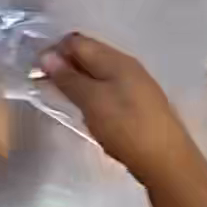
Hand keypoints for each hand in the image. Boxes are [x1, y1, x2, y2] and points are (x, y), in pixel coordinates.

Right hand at [38, 33, 199, 185]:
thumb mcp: (91, 101)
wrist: (170, 165)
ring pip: (97, 72)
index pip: (76, 41)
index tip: (37, 70)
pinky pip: (107, 87)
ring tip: (62, 97)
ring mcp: (135, 84)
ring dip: (77, 79)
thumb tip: (46, 55)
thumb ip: (68, 77)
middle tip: (45, 83)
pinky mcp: (139, 103)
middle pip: (87, 54)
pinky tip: (85, 108)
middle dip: (64, 64)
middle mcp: (126, 65)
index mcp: (115, 59)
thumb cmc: (126, 128)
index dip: (54, 50)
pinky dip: (91, 92)